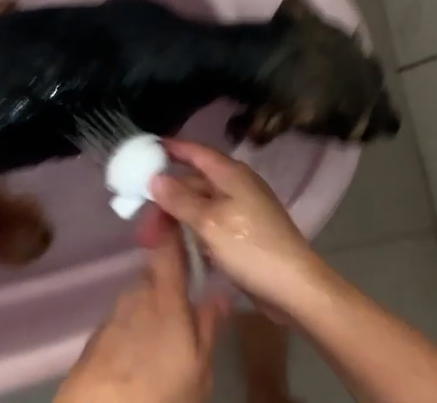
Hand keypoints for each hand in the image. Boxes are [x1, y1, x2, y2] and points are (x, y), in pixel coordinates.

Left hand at [55, 216, 227, 402]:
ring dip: (151, 307)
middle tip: (187, 299)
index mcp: (165, 294)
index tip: (182, 216)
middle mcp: (136, 294)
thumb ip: (210, 326)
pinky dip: (134, 327)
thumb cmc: (158, 388)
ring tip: (166, 331)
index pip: (168, 245)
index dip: (173, 227)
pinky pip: (123, 320)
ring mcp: (113, 313)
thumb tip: (221, 294)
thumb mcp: (200, 367)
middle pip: (155, 274)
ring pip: (139, 298)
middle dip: (170, 281)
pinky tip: (141, 350)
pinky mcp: (96, 336)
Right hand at [148, 140, 334, 314]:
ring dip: (178, 217)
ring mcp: (243, 211)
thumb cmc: (251, 248)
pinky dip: (194, 232)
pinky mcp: (245, 235)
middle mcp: (238, 186)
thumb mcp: (210, 223)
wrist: (294, 287)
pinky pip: (212, 226)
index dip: (173, 148)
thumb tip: (155, 177)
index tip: (147, 149)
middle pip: (196, 182)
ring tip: (153, 236)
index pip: (197, 152)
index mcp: (232, 174)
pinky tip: (179, 248)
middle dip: (168, 195)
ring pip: (202, 206)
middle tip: (142, 215)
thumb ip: (180, 199)